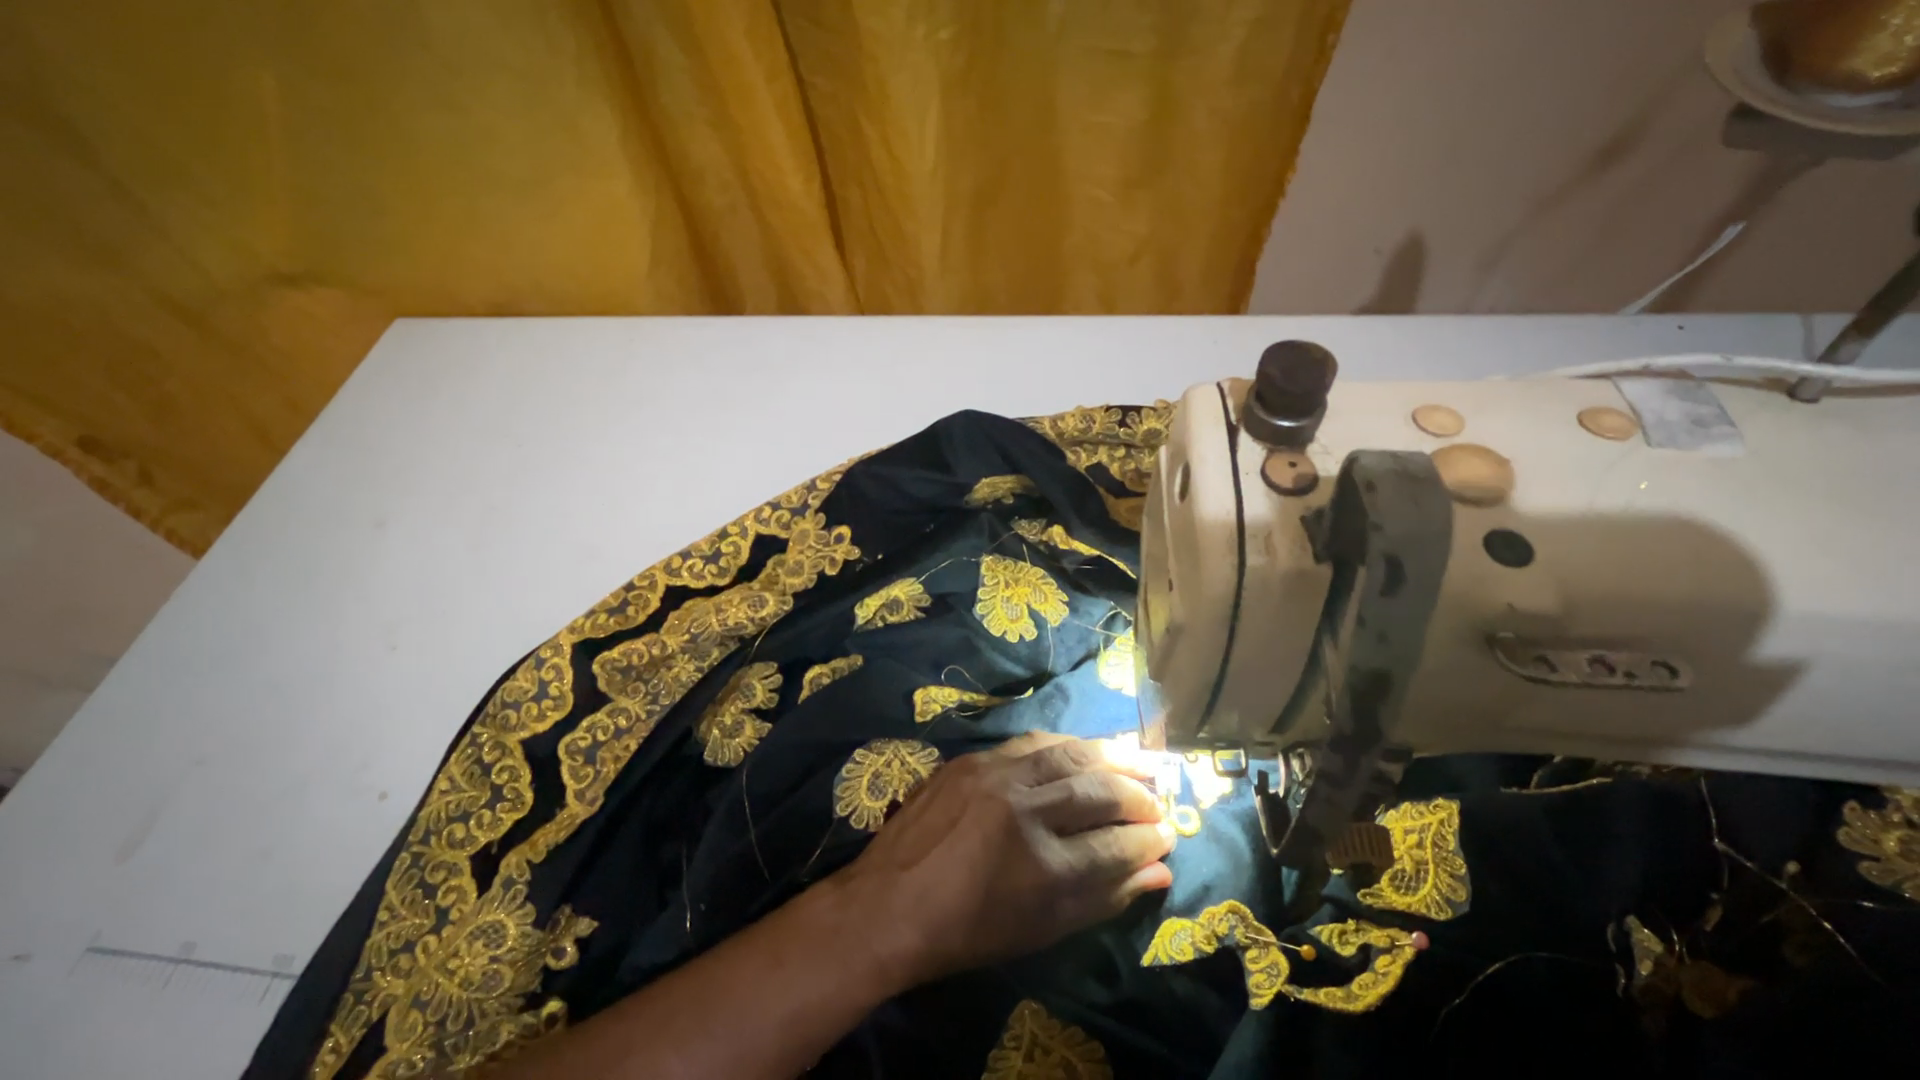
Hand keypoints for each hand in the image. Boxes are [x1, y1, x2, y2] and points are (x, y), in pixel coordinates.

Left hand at [831, 733, 1174, 988]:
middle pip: (1100, 790)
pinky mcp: (972, 761)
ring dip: (1110, 757)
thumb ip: (1105, 897)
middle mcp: (1025, 810)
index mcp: (1045, 866)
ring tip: (1137, 761)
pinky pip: (1032, 743)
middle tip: (1159, 799)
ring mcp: (996, 777)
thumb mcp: (1043, 929)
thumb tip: (1161, 870)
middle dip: (1139, 795)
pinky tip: (1084, 750)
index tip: (1169, 833)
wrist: (888, 906)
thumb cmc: (968, 931)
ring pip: (1069, 754)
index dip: (1150, 839)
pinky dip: (1066, 745)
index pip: (1118, 843)